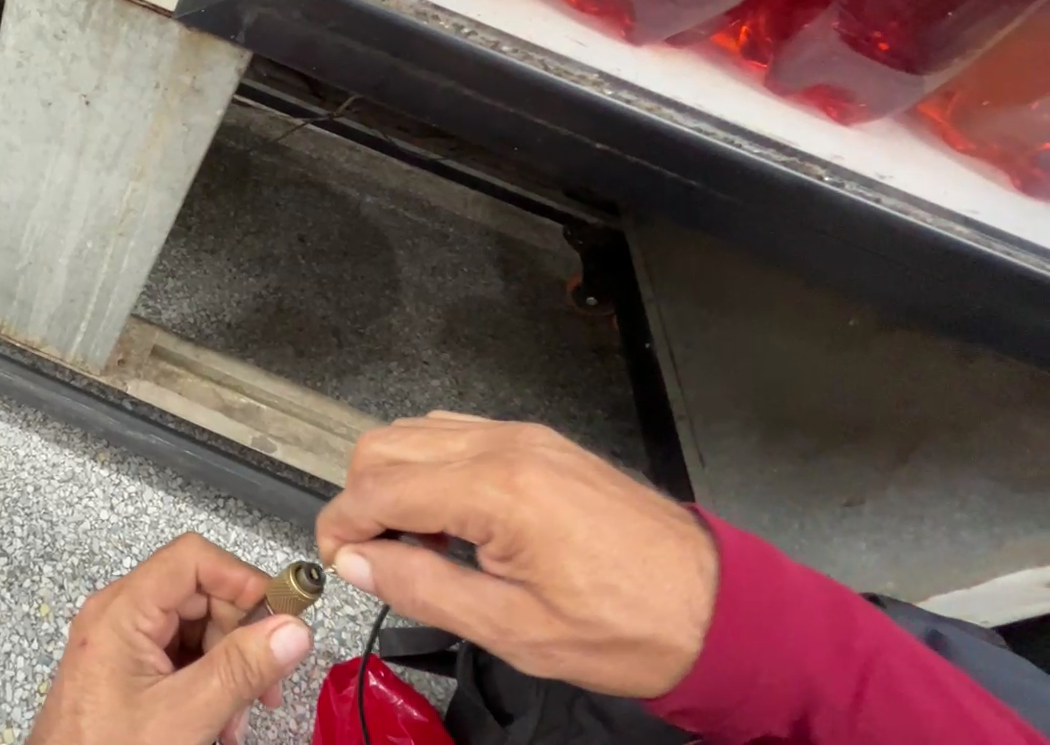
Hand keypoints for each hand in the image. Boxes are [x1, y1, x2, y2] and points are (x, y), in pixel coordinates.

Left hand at [28, 533, 315, 744]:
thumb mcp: (182, 717)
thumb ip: (240, 670)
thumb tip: (295, 629)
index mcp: (122, 607)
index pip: (192, 558)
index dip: (242, 579)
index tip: (282, 618)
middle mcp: (119, 610)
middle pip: (197, 590)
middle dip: (238, 634)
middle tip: (265, 686)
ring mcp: (120, 637)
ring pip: (193, 623)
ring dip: (227, 663)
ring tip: (238, 718)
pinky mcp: (125, 664)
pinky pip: (177, 650)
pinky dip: (206, 678)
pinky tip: (219, 719)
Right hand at [317, 413, 718, 697]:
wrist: (724, 608)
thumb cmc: (625, 630)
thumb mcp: (515, 630)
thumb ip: (420, 586)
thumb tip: (354, 560)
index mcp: (494, 489)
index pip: (378, 487)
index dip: (341, 523)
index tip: (336, 558)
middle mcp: (498, 443)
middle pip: (382, 446)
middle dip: (358, 497)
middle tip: (373, 552)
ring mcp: (517, 433)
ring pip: (410, 431)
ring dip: (390, 478)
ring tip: (415, 538)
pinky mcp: (532, 437)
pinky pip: (448, 431)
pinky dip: (424, 463)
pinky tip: (447, 511)